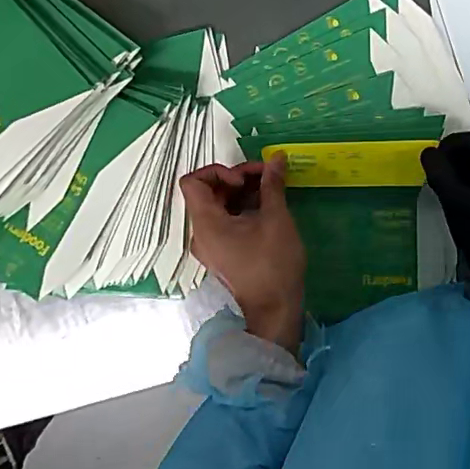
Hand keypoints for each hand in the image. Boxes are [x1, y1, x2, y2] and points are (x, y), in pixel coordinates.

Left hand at [180, 155, 305, 353]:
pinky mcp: (222, 252)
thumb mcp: (276, 219)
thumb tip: (277, 158)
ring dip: (241, 192)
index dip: (217, 172)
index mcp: (204, 224)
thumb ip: (272, 185)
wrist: (276, 310)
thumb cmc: (273, 264)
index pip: (192, 182)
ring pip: (218, 206)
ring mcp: (210, 244)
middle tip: (265, 177)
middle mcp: (200, 233)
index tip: (243, 180)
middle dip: (236, 178)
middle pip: (207, 192)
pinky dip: (242, 208)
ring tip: (270, 189)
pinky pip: (225, 221)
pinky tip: (267, 206)